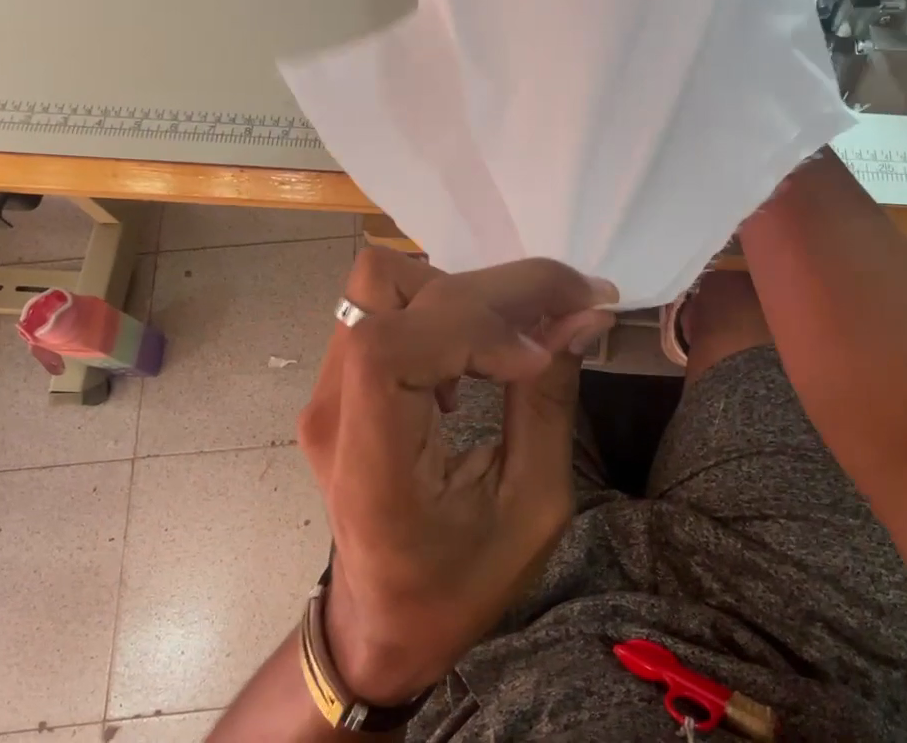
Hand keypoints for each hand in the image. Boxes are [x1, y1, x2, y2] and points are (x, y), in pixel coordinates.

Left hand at [296, 249, 616, 704]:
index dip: (473, 325)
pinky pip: (386, 308)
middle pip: (393, 292)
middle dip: (495, 291)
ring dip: (464, 293)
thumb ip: (548, 402)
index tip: (541, 352)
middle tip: (570, 306)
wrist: (383, 621)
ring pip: (383, 284)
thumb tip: (581, 315)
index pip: (389, 347)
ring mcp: (324, 393)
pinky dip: (445, 309)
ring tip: (518, 337)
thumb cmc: (461, 586)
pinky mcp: (336, 382)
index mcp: (372, 466)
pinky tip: (478, 357)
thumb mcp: (531, 508)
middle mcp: (332, 413)